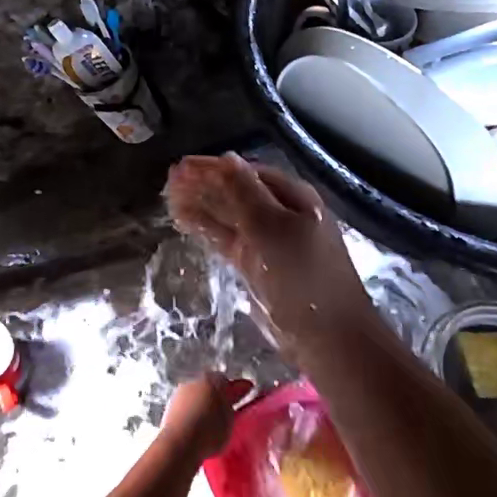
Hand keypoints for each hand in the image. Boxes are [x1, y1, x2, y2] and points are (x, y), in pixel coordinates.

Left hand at [159, 371, 253, 461]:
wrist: (179, 443)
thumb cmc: (210, 431)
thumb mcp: (230, 420)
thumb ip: (233, 406)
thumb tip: (234, 399)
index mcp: (213, 380)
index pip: (226, 380)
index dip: (234, 390)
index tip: (242, 396)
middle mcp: (195, 381)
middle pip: (209, 386)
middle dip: (217, 396)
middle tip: (226, 411)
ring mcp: (180, 393)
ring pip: (196, 396)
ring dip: (202, 404)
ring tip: (210, 423)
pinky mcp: (170, 406)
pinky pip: (186, 408)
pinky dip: (191, 414)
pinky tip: (196, 427)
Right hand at [165, 154, 375, 347]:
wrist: (327, 337)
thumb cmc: (304, 277)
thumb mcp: (273, 229)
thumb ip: (245, 194)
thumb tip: (225, 158)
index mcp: (294, 198)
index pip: (247, 173)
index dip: (214, 168)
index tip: (181, 167)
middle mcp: (281, 215)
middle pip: (237, 192)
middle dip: (204, 184)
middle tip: (169, 181)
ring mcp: (269, 242)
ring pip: (229, 216)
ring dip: (202, 205)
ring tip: (169, 198)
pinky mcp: (258, 267)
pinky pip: (228, 240)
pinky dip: (207, 229)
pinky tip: (186, 221)